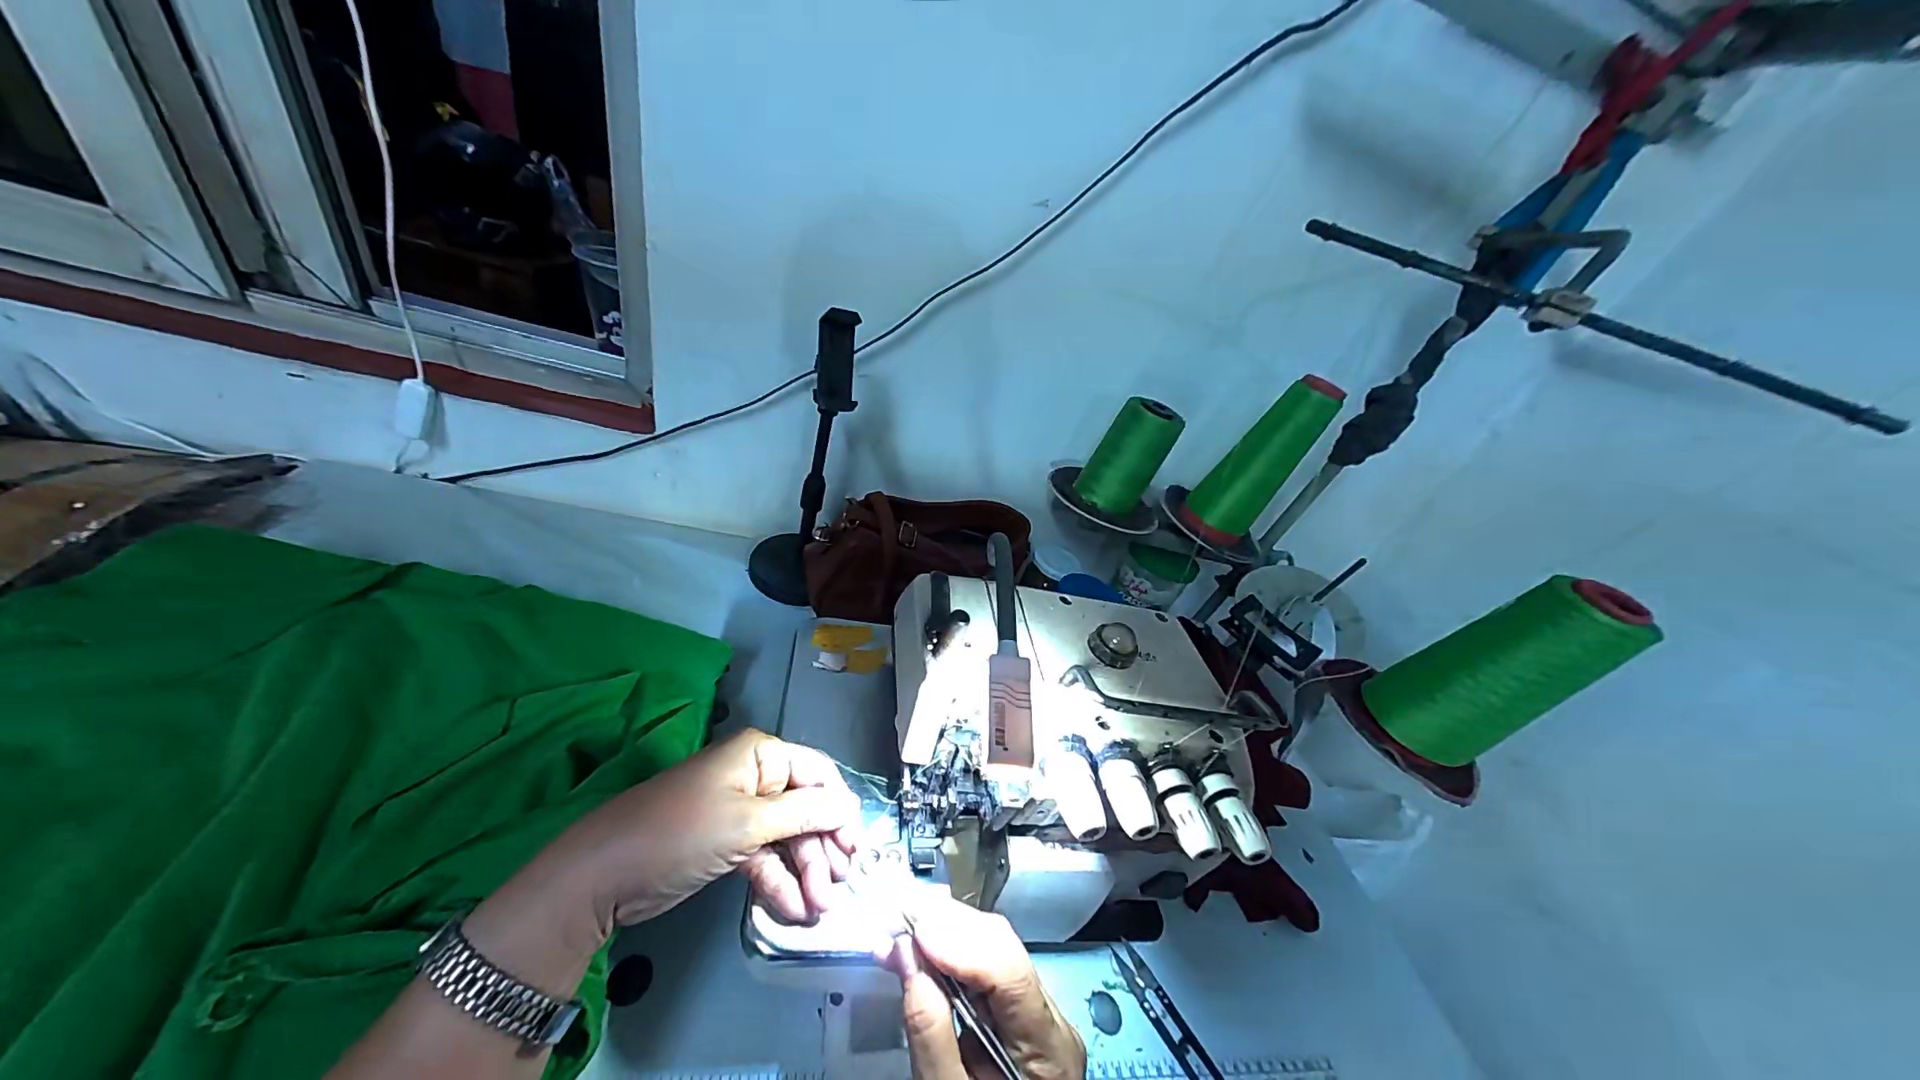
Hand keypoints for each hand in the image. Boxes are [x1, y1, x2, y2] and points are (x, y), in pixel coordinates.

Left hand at [540, 728, 863, 932]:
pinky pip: (765, 860)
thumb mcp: (748, 822)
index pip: (817, 773)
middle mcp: (755, 778)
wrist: (604, 877)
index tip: (856, 846)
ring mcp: (740, 814)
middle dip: (822, 850)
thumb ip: (805, 814)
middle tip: (838, 887)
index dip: (840, 808)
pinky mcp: (727, 845)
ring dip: (805, 873)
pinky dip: (779, 883)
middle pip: (806, 810)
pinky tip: (794, 911)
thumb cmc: (681, 832)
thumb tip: (850, 807)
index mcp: (760, 755)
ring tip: (820, 910)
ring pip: (788, 839)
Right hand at [888, 897, 1087, 1079]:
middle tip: (897, 920)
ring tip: (898, 933)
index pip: (1011, 972)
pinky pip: (980, 966)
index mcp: (1050, 1049)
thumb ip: (932, 1038)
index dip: (962, 944)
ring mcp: (1035, 1010)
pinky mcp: (1013, 1009)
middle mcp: (1050, 1017)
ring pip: (991, 946)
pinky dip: (945, 953)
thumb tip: (907, 963)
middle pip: (1002, 947)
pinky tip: (916, 950)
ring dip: (942, 932)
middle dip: (947, 927)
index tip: (917, 932)